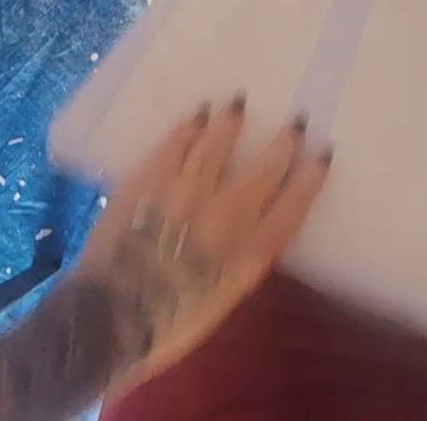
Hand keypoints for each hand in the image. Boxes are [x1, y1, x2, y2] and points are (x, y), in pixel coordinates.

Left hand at [75, 94, 331, 398]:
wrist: (103, 323)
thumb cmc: (167, 323)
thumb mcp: (222, 298)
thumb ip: (244, 257)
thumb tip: (256, 220)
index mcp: (247, 256)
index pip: (292, 208)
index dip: (310, 178)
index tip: (323, 153)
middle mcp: (223, 220)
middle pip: (264, 172)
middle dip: (284, 143)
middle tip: (297, 121)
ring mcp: (185, 195)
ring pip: (216, 147)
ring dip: (231, 123)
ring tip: (238, 103)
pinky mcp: (149, 182)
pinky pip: (175, 145)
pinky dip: (188, 127)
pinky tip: (197, 114)